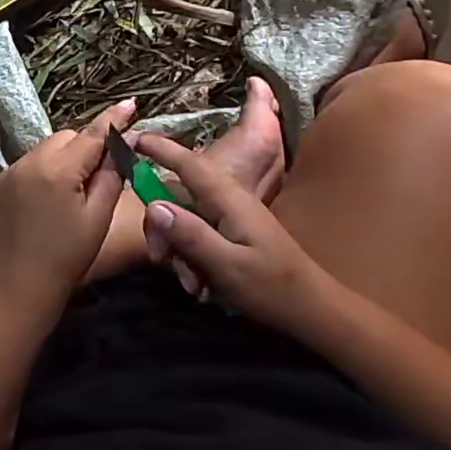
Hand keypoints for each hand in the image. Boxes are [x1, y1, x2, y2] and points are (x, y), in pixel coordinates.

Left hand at [0, 102, 131, 315]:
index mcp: (58, 169)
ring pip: (45, 150)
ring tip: (70, 193)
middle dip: (84, 148)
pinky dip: (41, 173)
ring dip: (62, 160)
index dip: (113, 119)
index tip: (130, 103)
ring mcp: (8, 172)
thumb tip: (123, 143)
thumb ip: (111, 175)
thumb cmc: (66, 258)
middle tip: (98, 176)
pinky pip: (26, 166)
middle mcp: (29, 162)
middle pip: (66, 138)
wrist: (16, 288)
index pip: (92, 134)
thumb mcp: (98, 217)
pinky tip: (45, 203)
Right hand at [132, 133, 336, 334]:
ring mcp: (234, 218)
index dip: (162, 149)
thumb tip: (154, 204)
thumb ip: (189, 234)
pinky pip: (199, 235)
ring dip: (178, 249)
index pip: (190, 164)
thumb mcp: (226, 265)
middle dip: (162, 226)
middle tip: (160, 258)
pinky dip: (192, 257)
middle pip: (180, 198)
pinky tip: (201, 285)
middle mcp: (231, 202)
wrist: (314, 311)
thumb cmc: (273, 288)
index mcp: (230, 200)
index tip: (136, 138)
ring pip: (187, 220)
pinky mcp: (235, 234)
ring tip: (192, 285)